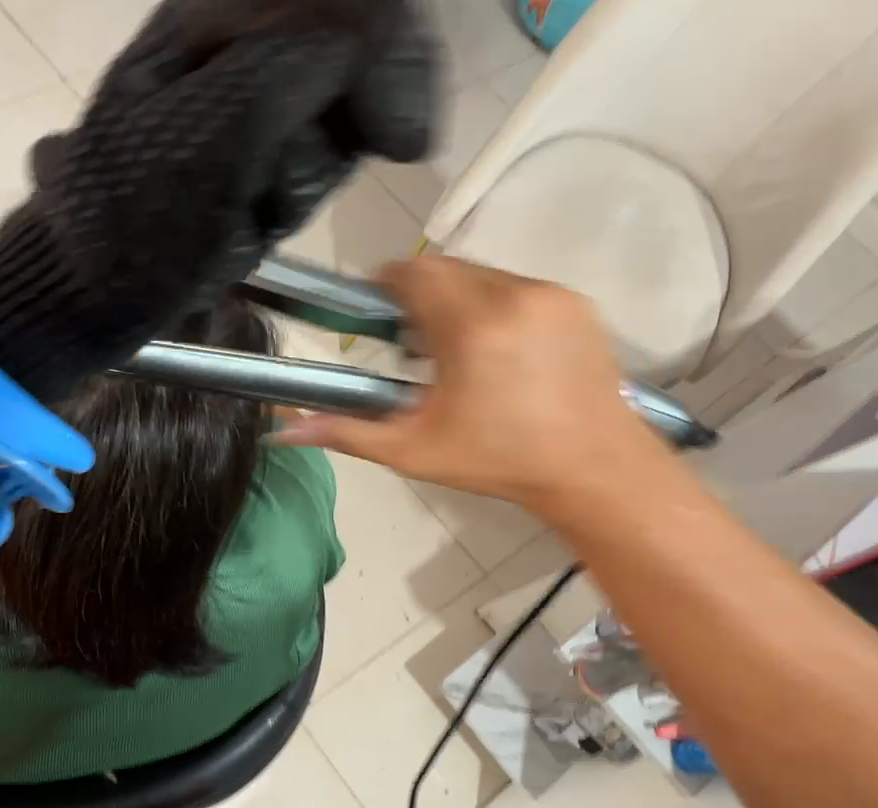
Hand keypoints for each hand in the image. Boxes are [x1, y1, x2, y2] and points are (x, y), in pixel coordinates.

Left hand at [0, 0, 436, 400]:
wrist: (74, 296)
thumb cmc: (138, 210)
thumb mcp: (228, 117)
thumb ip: (321, 56)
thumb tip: (392, 66)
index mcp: (217, 18)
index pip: (348, 9)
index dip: (390, 63)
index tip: (400, 140)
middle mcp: (230, 63)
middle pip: (341, 90)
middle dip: (307, 157)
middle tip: (253, 190)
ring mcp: (227, 128)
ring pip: (315, 153)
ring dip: (278, 203)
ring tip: (220, 227)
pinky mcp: (224, 184)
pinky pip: (280, 199)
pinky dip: (255, 233)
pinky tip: (214, 248)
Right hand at [279, 256, 673, 508]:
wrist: (593, 468)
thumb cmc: (495, 460)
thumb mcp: (412, 450)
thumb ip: (346, 431)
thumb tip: (283, 431)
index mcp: (472, 328)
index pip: (416, 272)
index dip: (386, 281)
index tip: (371, 307)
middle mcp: (514, 296)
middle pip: (448, 269)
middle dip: (419, 293)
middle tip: (405, 339)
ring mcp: (552, 296)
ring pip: (483, 276)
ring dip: (456, 299)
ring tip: (448, 349)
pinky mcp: (577, 304)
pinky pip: (517, 287)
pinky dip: (493, 306)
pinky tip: (491, 350)